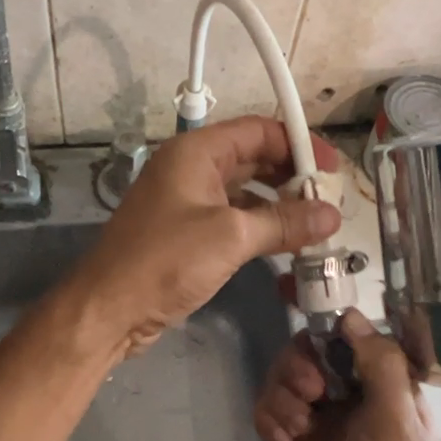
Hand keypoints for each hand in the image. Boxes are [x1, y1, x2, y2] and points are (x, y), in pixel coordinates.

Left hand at [70, 116, 342, 358]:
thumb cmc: (165, 261)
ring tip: (316, 226)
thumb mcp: (231, 237)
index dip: (299, 144)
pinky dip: (259, 230)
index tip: (332, 169)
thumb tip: (331, 215)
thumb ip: (283, 222)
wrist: (108, 310)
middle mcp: (190, 170)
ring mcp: (186, 204)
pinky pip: (231, 222)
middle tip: (329, 201)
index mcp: (195, 153)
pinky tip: (285, 247)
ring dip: (278, 207)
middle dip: (292, 177)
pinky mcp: (185, 236)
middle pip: (253, 159)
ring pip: (244, 194)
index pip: (258, 130)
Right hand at [255, 310, 440, 440]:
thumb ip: (380, 361)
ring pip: (281, 379)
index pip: (347, 336)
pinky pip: (266, 410)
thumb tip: (350, 315)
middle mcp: (347, 394)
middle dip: (299, 366)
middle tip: (311, 391)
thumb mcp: (397, 415)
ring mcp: (317, 418)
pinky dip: (270, 418)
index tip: (318, 344)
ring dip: (282, 394)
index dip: (328, 333)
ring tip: (298, 426)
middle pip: (305, 353)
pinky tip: (284, 440)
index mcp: (381, 382)